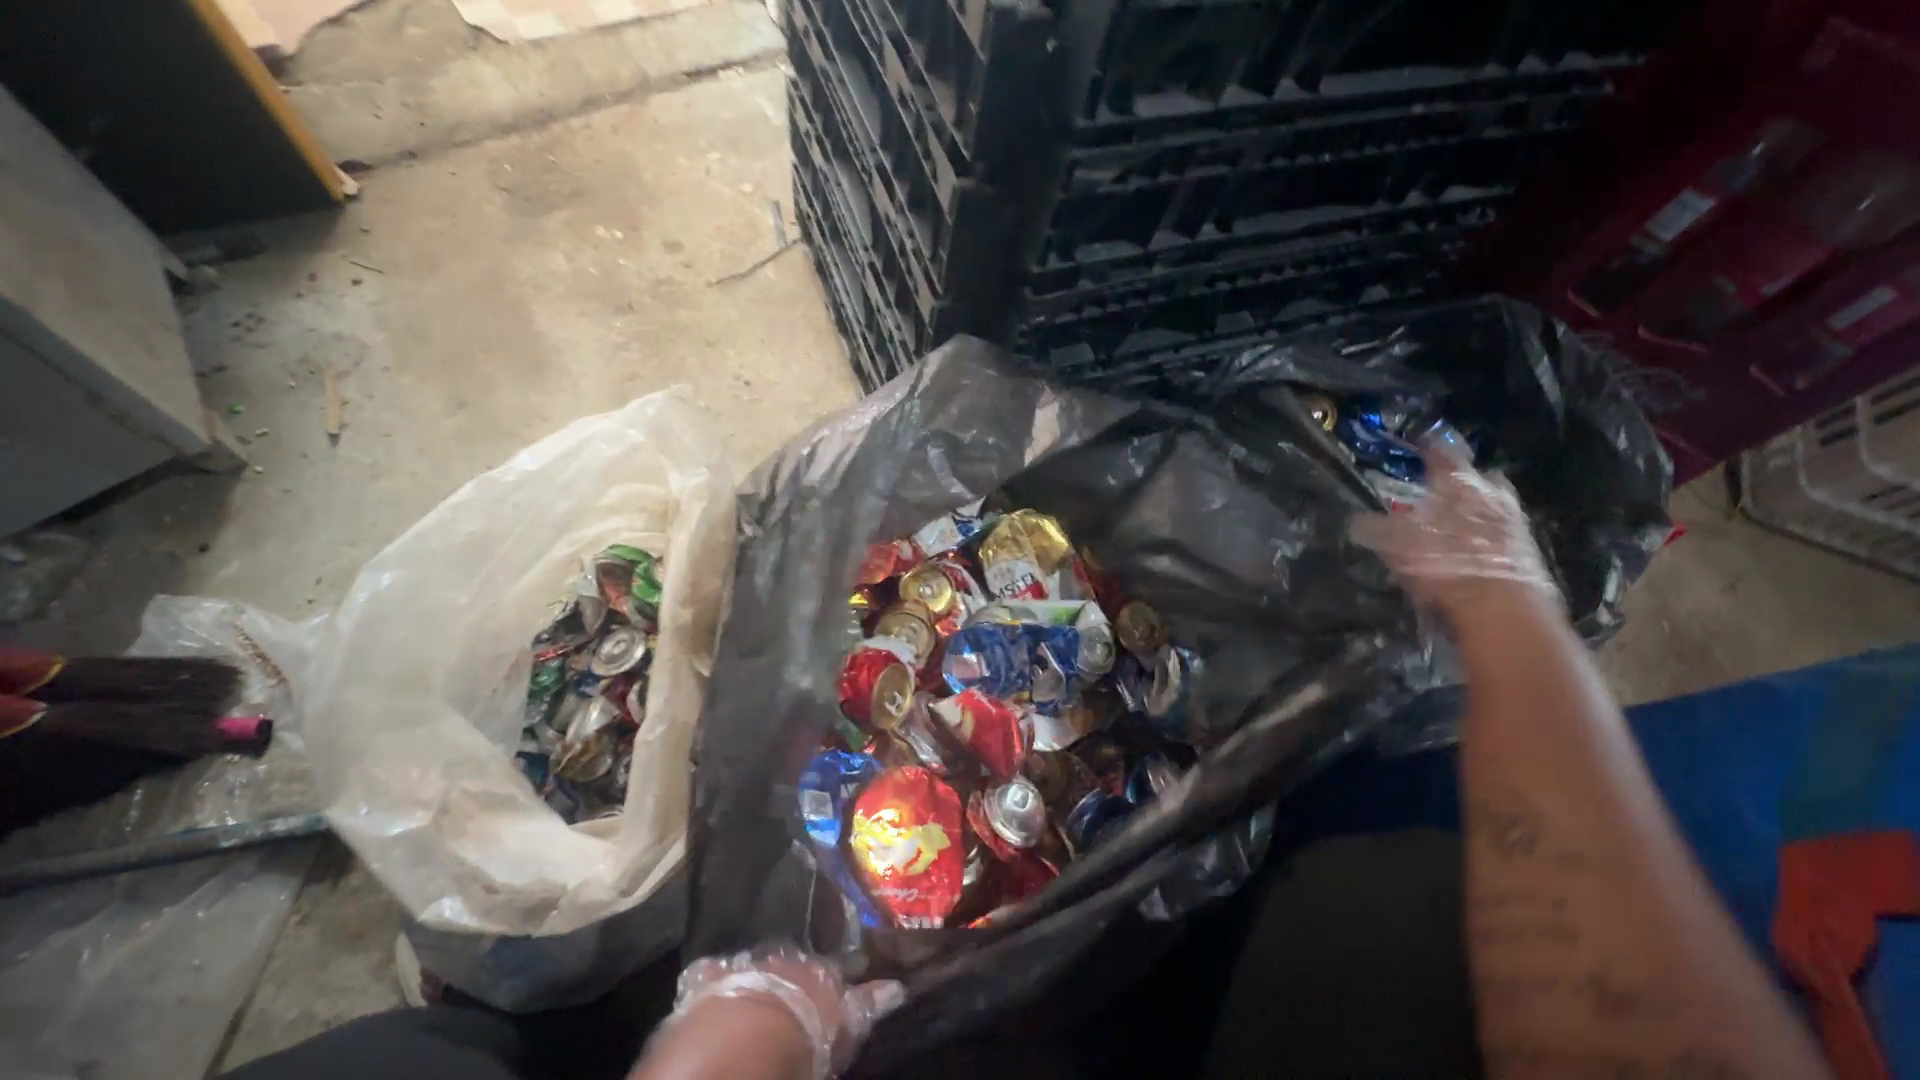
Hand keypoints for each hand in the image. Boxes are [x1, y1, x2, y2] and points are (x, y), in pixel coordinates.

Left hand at [665, 945, 903, 1078]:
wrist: (744, 1041)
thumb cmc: (804, 1041)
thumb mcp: (844, 1029)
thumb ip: (867, 1005)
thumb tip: (897, 987)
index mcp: (822, 974)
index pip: (837, 972)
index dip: (835, 982)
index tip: (839, 991)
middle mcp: (787, 961)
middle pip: (794, 966)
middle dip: (793, 977)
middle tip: (793, 1000)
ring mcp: (748, 965)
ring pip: (756, 965)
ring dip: (756, 979)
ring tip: (755, 1002)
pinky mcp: (709, 977)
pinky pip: (711, 973)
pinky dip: (714, 980)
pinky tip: (713, 991)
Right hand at [1348, 443, 1560, 621]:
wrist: (1501, 607)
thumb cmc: (1444, 564)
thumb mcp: (1397, 546)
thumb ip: (1376, 529)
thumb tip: (1356, 521)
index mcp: (1459, 484)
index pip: (1441, 454)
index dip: (1427, 447)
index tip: (1418, 443)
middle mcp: (1491, 494)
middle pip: (1478, 476)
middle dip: (1463, 479)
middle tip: (1442, 489)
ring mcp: (1514, 520)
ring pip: (1493, 502)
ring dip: (1477, 507)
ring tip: (1457, 521)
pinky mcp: (1527, 548)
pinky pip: (1502, 530)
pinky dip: (1487, 533)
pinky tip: (1472, 548)